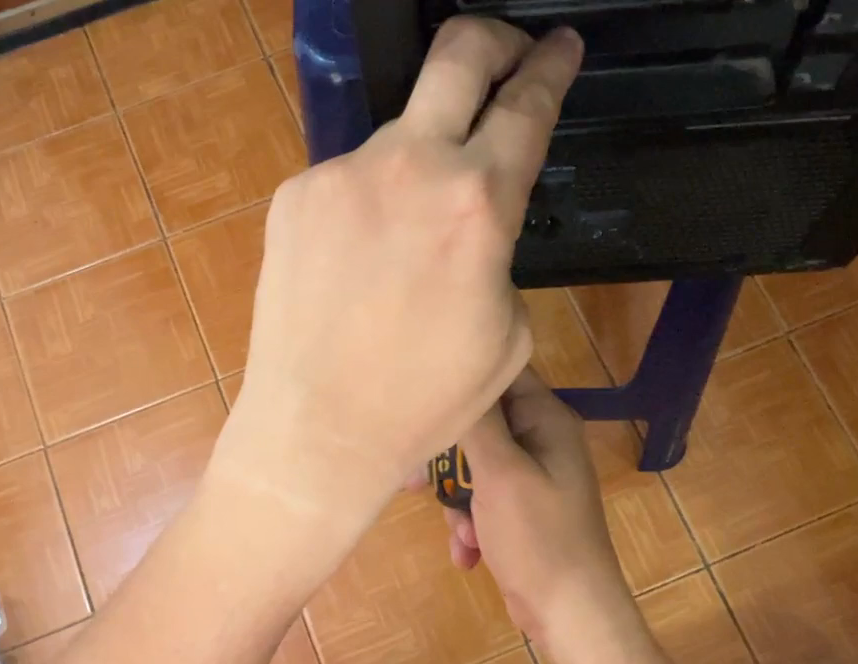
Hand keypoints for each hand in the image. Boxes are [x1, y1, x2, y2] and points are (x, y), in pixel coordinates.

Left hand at [209, 18, 583, 536]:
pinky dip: (371, 206)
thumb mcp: (507, 339)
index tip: (560, 47)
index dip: (551, 68)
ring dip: (423, 160)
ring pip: (399, 135)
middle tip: (510, 50)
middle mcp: (411, 167)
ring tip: (414, 236)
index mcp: (478, 206)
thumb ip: (500, 259)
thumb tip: (475, 232)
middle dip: (496, 39)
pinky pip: (351, 182)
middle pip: (458, 53)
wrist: (319, 430)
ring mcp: (344, 175)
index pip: (527, 107)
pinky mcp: (298, 196)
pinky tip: (363, 265)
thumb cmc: (424, 402)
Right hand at [449, 369, 634, 640]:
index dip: (461, 385)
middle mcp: (543, 442)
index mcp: (547, 420)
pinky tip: (469, 554)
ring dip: (459, 503)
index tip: (422, 408)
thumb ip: (477, 422)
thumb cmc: (537, 537)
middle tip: (416, 485)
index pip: (500, 375)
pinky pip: (484, 503)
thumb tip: (460, 371)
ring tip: (462, 532)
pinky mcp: (523, 513)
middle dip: (450, 462)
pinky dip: (472, 526)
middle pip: (480, 426)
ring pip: (475, 469)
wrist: (569, 612)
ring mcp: (534, 479)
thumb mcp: (500, 473)